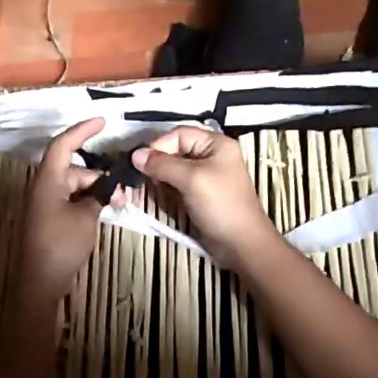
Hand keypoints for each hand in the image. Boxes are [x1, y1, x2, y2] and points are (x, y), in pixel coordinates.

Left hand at [19, 118, 125, 307]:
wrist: (41, 281)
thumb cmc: (61, 244)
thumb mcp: (87, 217)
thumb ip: (99, 195)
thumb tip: (109, 187)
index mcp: (47, 181)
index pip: (63, 145)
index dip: (82, 131)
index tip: (103, 122)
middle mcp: (43, 187)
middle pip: (74, 169)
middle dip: (100, 177)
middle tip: (123, 193)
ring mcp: (45, 204)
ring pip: (75, 186)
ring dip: (96, 191)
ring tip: (117, 205)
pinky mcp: (49, 218)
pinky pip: (71, 200)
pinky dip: (88, 202)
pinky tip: (104, 212)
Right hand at [132, 126, 280, 267]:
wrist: (241, 243)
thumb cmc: (220, 205)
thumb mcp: (191, 179)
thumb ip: (163, 164)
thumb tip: (135, 154)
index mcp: (216, 144)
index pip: (179, 134)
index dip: (158, 145)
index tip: (138, 161)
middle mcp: (212, 156)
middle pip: (176, 150)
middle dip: (156, 161)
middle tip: (138, 175)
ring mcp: (206, 176)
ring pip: (174, 169)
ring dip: (158, 176)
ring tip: (143, 186)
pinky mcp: (201, 194)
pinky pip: (178, 185)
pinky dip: (165, 188)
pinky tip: (155, 194)